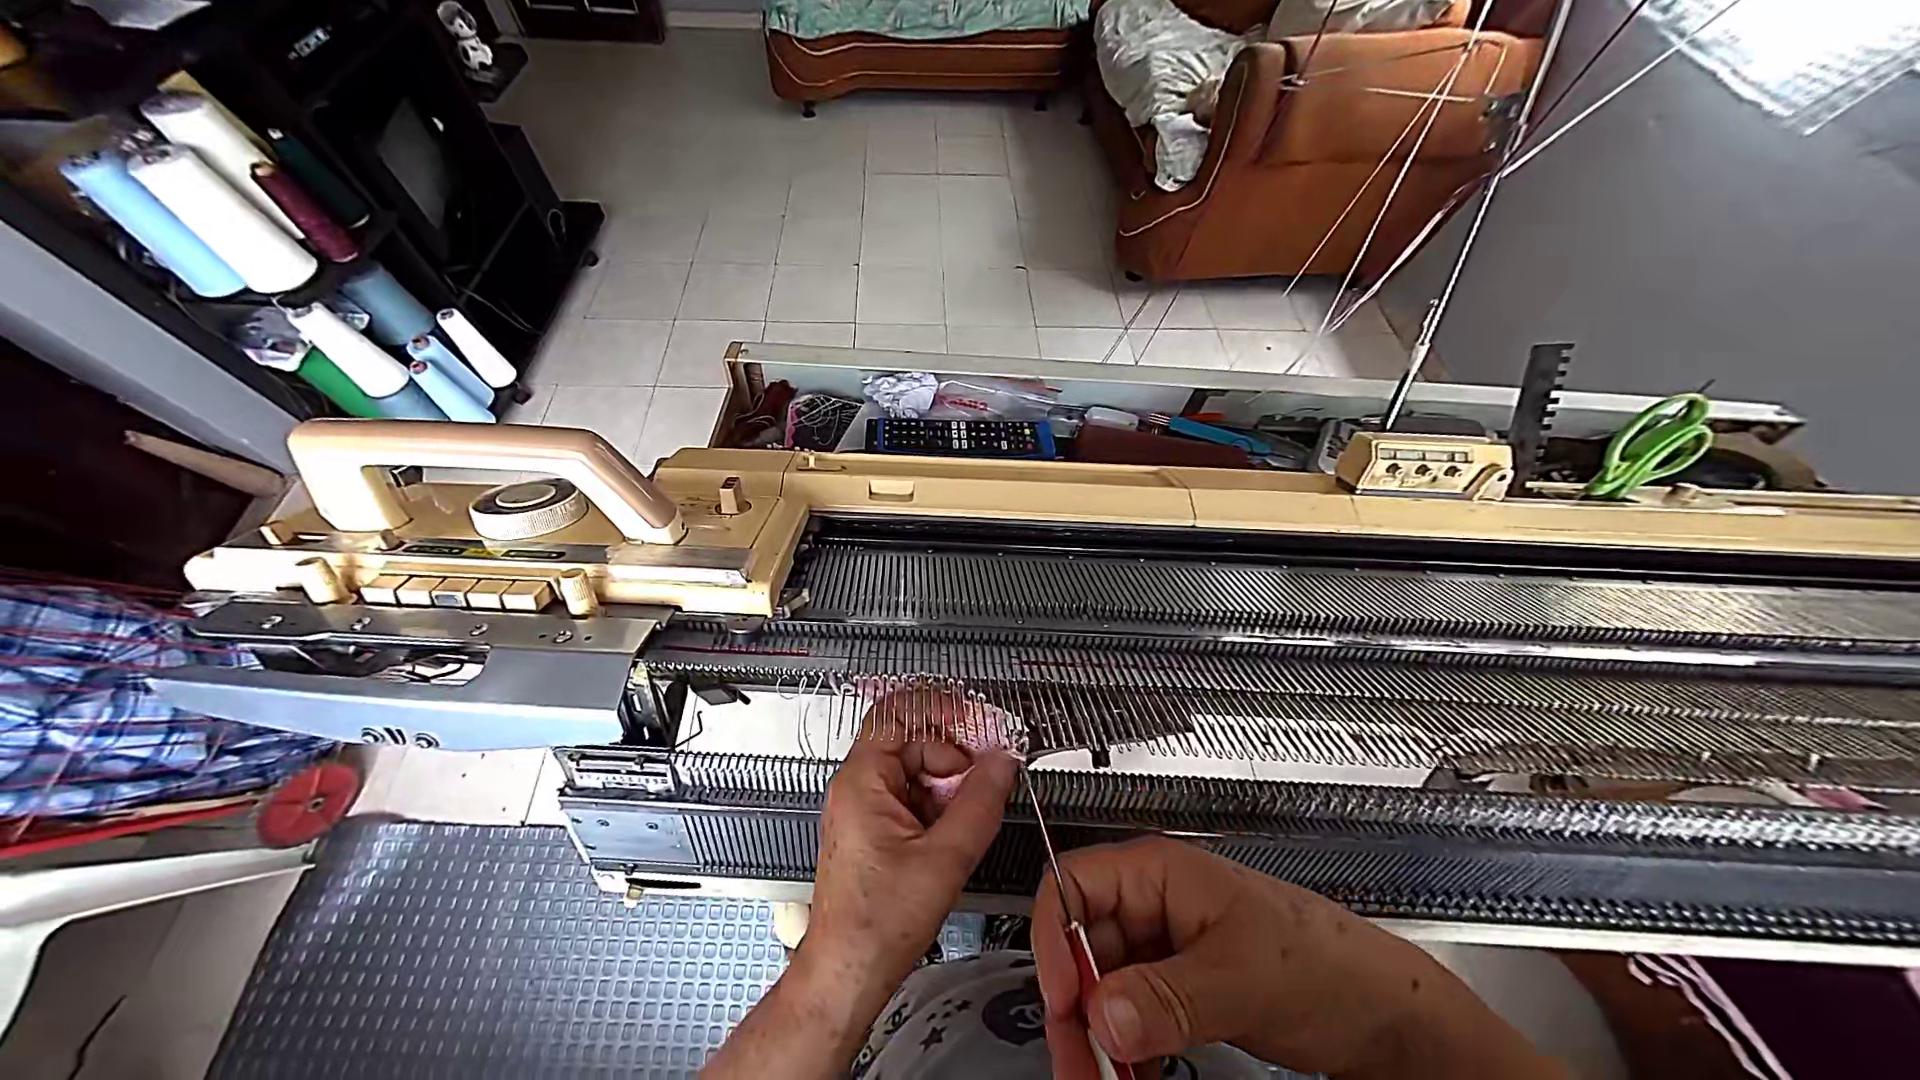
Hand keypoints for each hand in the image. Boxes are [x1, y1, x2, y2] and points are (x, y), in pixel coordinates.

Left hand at [800, 691, 1019, 1012]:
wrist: (848, 973)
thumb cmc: (876, 925)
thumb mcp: (945, 858)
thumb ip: (980, 802)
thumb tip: (1003, 762)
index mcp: (862, 781)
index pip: (899, 713)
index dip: (942, 711)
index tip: (978, 724)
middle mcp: (857, 785)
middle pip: (913, 740)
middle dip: (953, 757)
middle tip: (985, 776)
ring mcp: (864, 805)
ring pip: (915, 768)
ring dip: (948, 784)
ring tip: (965, 818)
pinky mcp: (874, 824)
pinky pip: (912, 793)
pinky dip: (938, 803)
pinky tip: (951, 833)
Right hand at [1032, 836, 1560, 1079]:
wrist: (1385, 1013)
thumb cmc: (1326, 962)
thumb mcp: (1241, 977)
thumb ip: (1167, 996)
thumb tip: (1102, 1015)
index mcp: (1158, 873)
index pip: (1074, 884)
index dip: (1056, 935)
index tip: (1063, 998)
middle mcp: (1152, 903)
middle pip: (1081, 942)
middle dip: (1075, 1005)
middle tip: (1081, 1064)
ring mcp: (1164, 946)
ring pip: (1102, 983)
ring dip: (1096, 1034)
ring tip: (1104, 1078)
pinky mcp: (1177, 984)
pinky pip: (1129, 1011)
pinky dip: (1124, 1046)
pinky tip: (1131, 1073)